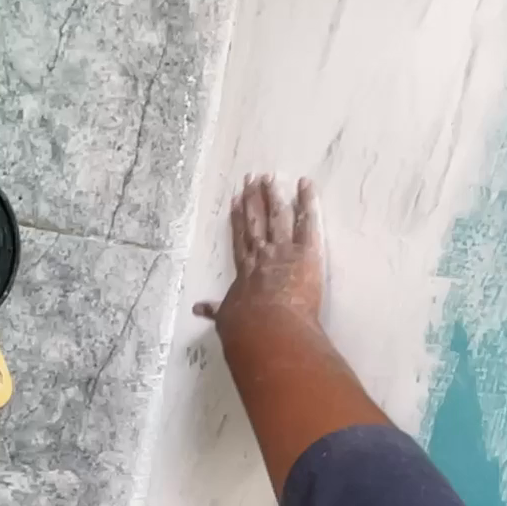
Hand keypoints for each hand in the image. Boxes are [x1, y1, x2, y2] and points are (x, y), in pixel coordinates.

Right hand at [195, 175, 323, 331]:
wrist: (266, 327)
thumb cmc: (246, 328)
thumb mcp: (226, 318)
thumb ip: (215, 311)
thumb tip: (198, 310)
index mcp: (245, 269)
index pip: (241, 238)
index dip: (237, 219)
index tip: (236, 201)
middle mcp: (262, 254)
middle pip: (256, 222)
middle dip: (254, 200)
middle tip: (252, 179)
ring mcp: (283, 250)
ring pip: (278, 217)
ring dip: (274, 196)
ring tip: (271, 178)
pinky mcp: (306, 252)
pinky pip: (308, 223)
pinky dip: (308, 202)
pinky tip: (306, 185)